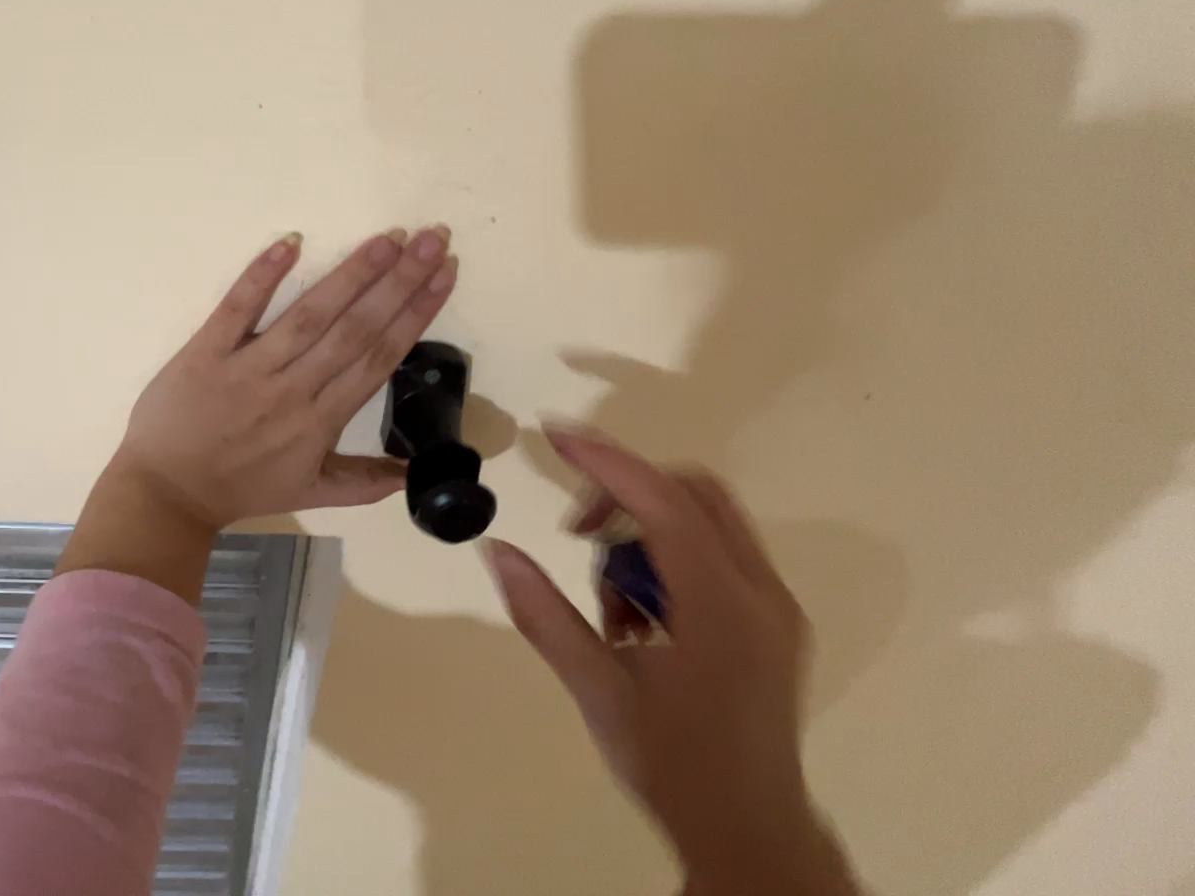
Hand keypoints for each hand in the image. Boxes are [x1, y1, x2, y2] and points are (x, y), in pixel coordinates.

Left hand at [112, 225, 457, 528]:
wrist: (167, 493)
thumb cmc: (240, 488)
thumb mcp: (309, 492)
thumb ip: (364, 482)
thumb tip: (415, 476)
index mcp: (321, 420)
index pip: (378, 358)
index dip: (415, 314)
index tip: (445, 275)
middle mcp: (292, 388)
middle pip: (355, 329)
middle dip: (398, 282)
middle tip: (432, 237)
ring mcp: (248, 367)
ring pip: (308, 315)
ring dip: (349, 275)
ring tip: (387, 238)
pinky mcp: (206, 351)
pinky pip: (237, 308)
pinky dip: (261, 275)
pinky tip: (291, 240)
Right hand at [481, 427, 858, 895]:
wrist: (750, 832)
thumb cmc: (670, 762)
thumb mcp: (594, 687)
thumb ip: (543, 613)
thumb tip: (494, 549)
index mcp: (721, 605)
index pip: (662, 502)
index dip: (604, 460)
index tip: (553, 434)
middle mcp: (760, 591)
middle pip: (691, 493)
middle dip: (626, 493)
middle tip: (576, 533)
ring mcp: (773, 604)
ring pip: (705, 519)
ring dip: (645, 531)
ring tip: (608, 601)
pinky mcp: (771, 620)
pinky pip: (715, 552)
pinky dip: (667, 556)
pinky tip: (638, 615)